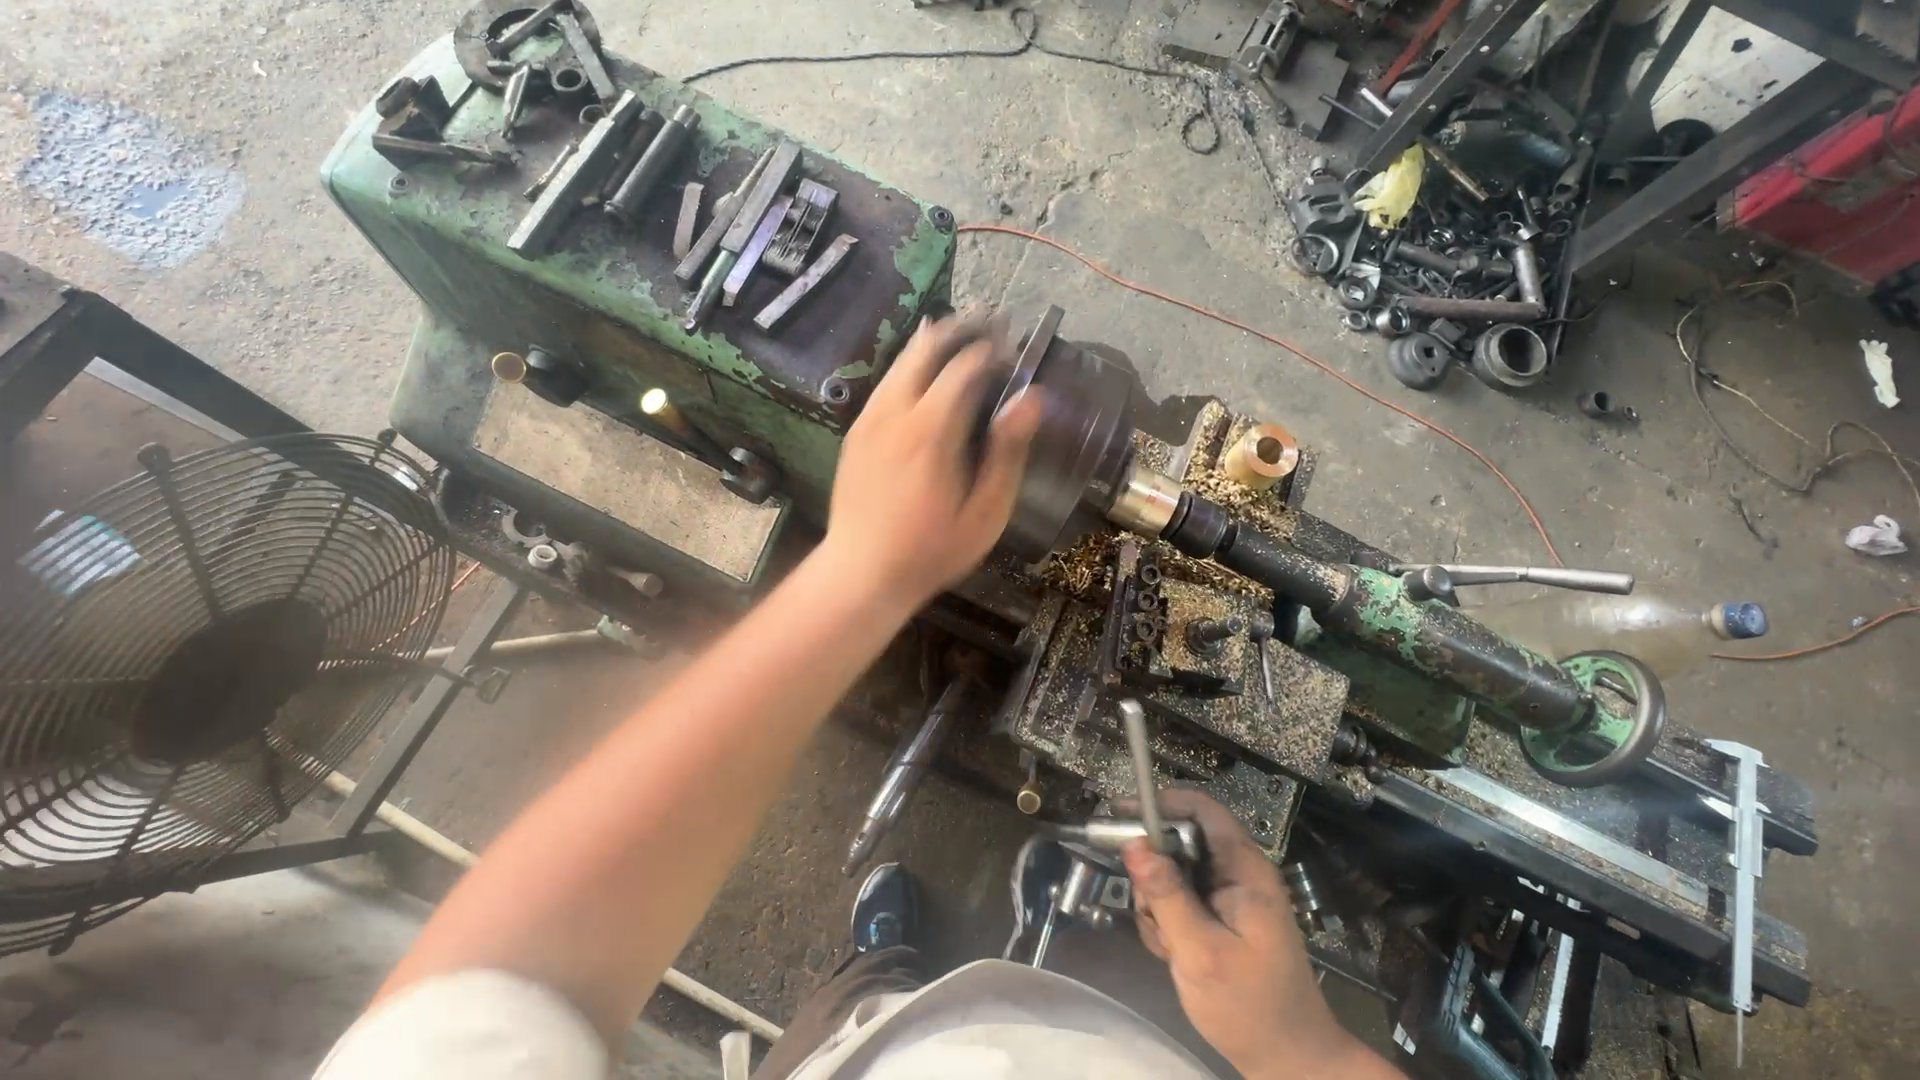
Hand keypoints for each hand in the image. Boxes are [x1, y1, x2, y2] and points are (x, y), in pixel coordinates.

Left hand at [815, 311, 1042, 608]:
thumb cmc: (931, 550)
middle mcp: (894, 412)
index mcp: (931, 430)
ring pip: (902, 360)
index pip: (965, 365)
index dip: (993, 348)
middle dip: (962, 328)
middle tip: (991, 322)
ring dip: (934, 341)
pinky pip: (886, 382)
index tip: (1014, 346)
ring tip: (963, 333)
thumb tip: (1031, 399)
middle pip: (927, 347)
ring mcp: (869, 419)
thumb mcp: (984, 512)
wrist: (861, 572)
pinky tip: (924, 370)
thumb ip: (1007, 452)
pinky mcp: (856, 432)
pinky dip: (911, 365)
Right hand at [1123, 790, 1392, 1078]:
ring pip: (1172, 872)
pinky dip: (1165, 921)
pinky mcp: (1217, 917)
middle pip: (1180, 841)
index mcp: (1244, 869)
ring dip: (1157, 903)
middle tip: (1149, 912)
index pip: (1202, 809)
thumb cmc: (1249, 1005)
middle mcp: (1236, 873)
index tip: (1119, 816)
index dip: (1161, 804)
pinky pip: (1177, 900)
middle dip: (1154, 871)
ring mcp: (1227, 895)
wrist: (1286, 1060)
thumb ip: (1167, 895)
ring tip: (1168, 944)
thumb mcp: (1201, 951)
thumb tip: (1133, 844)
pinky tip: (1173, 953)